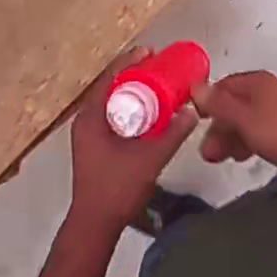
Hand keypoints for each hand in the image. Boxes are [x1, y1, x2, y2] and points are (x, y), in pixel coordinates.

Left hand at [67, 47, 199, 233]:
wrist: (96, 224)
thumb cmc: (117, 188)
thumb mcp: (150, 158)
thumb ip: (173, 133)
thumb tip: (191, 111)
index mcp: (91, 116)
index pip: (109, 78)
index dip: (130, 62)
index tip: (150, 52)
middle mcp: (85, 120)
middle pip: (110, 88)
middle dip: (134, 75)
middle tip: (158, 66)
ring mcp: (88, 134)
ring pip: (111, 103)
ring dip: (132, 93)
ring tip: (157, 85)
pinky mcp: (95, 146)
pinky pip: (113, 117)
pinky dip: (130, 109)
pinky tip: (149, 114)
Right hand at [196, 70, 276, 172]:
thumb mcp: (243, 119)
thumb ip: (218, 104)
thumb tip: (195, 86)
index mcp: (256, 81)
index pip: (221, 86)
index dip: (206, 103)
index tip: (195, 124)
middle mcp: (264, 90)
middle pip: (230, 105)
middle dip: (217, 127)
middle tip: (207, 152)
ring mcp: (274, 108)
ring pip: (242, 120)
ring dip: (228, 137)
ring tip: (219, 158)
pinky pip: (255, 129)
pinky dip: (244, 140)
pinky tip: (241, 156)